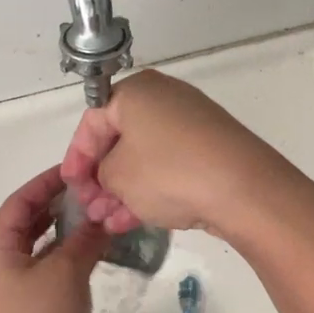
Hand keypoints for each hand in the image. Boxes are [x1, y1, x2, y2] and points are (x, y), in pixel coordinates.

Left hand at [0, 168, 109, 312]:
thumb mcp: (66, 271)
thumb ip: (84, 239)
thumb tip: (103, 217)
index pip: (18, 203)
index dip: (43, 183)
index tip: (73, 171)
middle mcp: (2, 263)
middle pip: (26, 222)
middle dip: (54, 204)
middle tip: (87, 191)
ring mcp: (15, 286)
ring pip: (39, 245)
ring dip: (63, 230)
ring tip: (92, 215)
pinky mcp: (32, 304)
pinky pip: (48, 266)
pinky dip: (67, 253)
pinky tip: (91, 249)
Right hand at [61, 69, 293, 235]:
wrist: (243, 189)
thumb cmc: (169, 172)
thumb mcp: (117, 175)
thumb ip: (100, 173)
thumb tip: (108, 176)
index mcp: (136, 92)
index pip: (92, 121)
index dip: (76, 157)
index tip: (70, 186)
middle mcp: (163, 100)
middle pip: (118, 139)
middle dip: (100, 178)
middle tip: (89, 207)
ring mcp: (189, 125)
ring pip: (142, 158)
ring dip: (121, 190)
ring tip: (107, 220)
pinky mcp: (208, 151)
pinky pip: (166, 168)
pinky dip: (147, 190)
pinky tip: (131, 220)